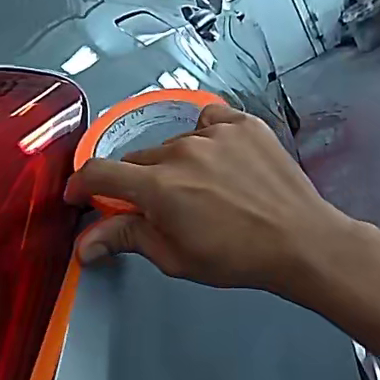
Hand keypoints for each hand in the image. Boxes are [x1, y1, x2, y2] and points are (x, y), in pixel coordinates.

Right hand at [64, 102, 354, 300]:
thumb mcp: (173, 256)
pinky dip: (203, 140)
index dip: (80, 184)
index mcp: (159, 188)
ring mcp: (213, 134)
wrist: (301, 241)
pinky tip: (217, 163)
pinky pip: (206, 122)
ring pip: (171, 145)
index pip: (99, 173)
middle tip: (160, 208)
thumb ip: (125, 238)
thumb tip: (87, 243)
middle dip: (138, 185)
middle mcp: (181, 153)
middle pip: (136, 161)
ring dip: (173, 166)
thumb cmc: (239, 256)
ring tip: (201, 191)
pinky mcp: (241, 124)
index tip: (79, 193)